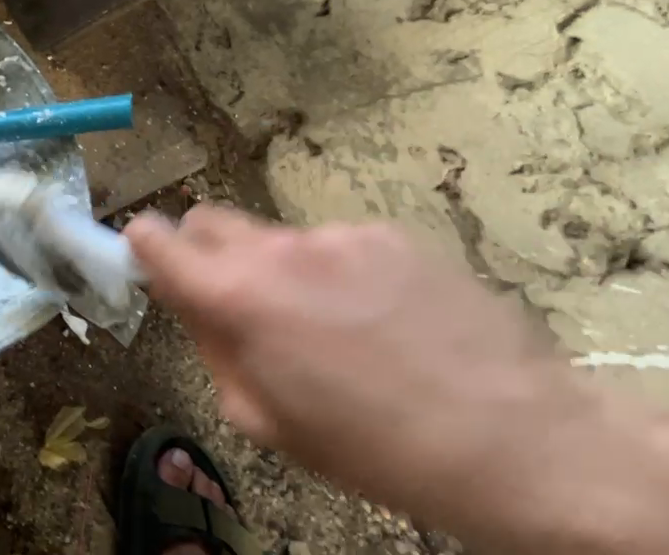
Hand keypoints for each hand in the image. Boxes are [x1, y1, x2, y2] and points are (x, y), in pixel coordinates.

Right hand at [124, 207, 668, 554]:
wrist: (524, 445)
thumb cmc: (375, 448)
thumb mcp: (263, 419)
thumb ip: (209, 347)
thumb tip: (185, 301)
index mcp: (232, 296)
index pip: (150, 235)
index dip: (144, 250)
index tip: (158, 271)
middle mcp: (273, 249)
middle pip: (205, 219)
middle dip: (208, 253)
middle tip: (245, 302)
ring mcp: (335, 236)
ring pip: (277, 237)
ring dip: (285, 268)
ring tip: (341, 325)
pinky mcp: (390, 234)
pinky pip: (339, 244)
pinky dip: (343, 271)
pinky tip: (387, 318)